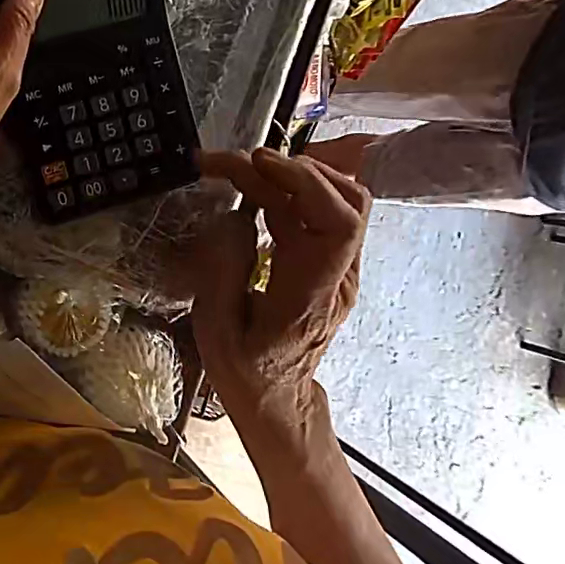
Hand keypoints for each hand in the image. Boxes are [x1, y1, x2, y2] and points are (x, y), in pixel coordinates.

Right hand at [191, 149, 371, 422]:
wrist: (277, 400)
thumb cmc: (244, 372)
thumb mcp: (216, 328)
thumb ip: (224, 269)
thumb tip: (236, 216)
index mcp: (310, 295)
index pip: (336, 224)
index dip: (304, 182)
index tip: (257, 163)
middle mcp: (339, 278)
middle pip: (348, 202)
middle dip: (296, 170)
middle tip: (244, 163)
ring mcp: (344, 271)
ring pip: (347, 201)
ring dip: (303, 175)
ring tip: (255, 171)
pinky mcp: (337, 265)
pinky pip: (331, 213)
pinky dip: (300, 191)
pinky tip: (266, 191)